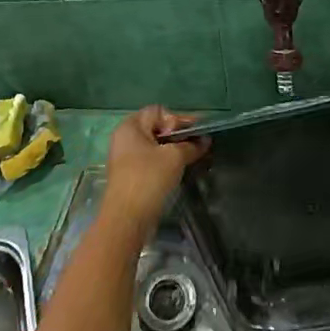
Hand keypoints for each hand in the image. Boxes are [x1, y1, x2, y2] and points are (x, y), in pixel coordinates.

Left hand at [103, 105, 205, 227]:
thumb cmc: (149, 178)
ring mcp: (125, 157)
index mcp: (130, 127)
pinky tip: (180, 168)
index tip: (196, 132)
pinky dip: (166, 160)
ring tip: (192, 156)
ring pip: (155, 145)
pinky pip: (151, 159)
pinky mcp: (130, 174)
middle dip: (178, 134)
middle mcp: (125, 138)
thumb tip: (205, 140)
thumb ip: (191, 145)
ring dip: (174, 148)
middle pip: (156, 127)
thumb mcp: (175, 157)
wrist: (127, 218)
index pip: (159, 112)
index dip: (178, 119)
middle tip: (197, 143)